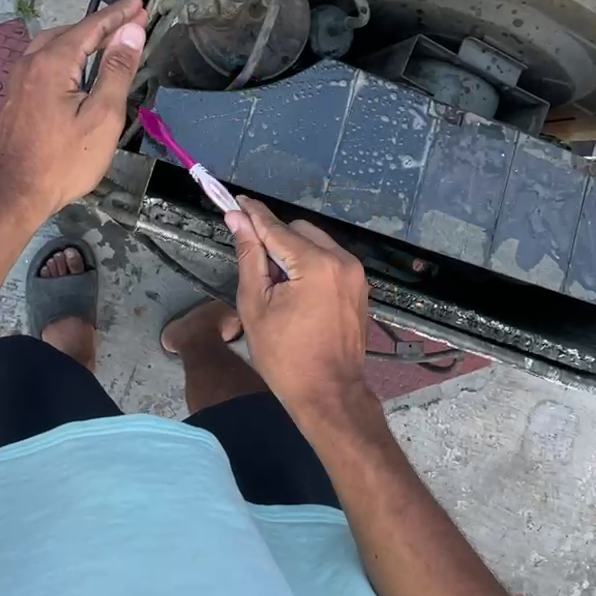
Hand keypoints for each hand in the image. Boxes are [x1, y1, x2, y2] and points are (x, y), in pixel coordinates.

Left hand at [0, 0, 148, 220]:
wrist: (15, 192)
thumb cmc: (65, 160)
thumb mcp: (102, 116)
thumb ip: (117, 71)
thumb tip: (132, 32)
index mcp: (53, 62)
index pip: (92, 27)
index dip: (119, 15)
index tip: (140, 5)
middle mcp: (31, 62)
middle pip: (71, 32)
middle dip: (102, 25)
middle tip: (132, 22)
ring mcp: (19, 80)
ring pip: (55, 46)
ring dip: (83, 39)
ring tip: (109, 41)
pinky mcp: (17, 97)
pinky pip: (45, 62)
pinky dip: (68, 55)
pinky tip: (78, 68)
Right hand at [225, 198, 381, 433]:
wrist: (328, 393)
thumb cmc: (284, 356)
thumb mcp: (255, 304)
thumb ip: (249, 256)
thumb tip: (238, 221)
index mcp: (316, 264)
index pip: (277, 228)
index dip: (253, 215)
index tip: (236, 201)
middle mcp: (342, 260)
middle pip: (299, 231)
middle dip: (275, 240)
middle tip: (255, 266)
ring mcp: (355, 274)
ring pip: (315, 244)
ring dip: (293, 253)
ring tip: (276, 287)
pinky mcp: (359, 287)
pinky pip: (329, 261)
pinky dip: (310, 266)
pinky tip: (295, 293)